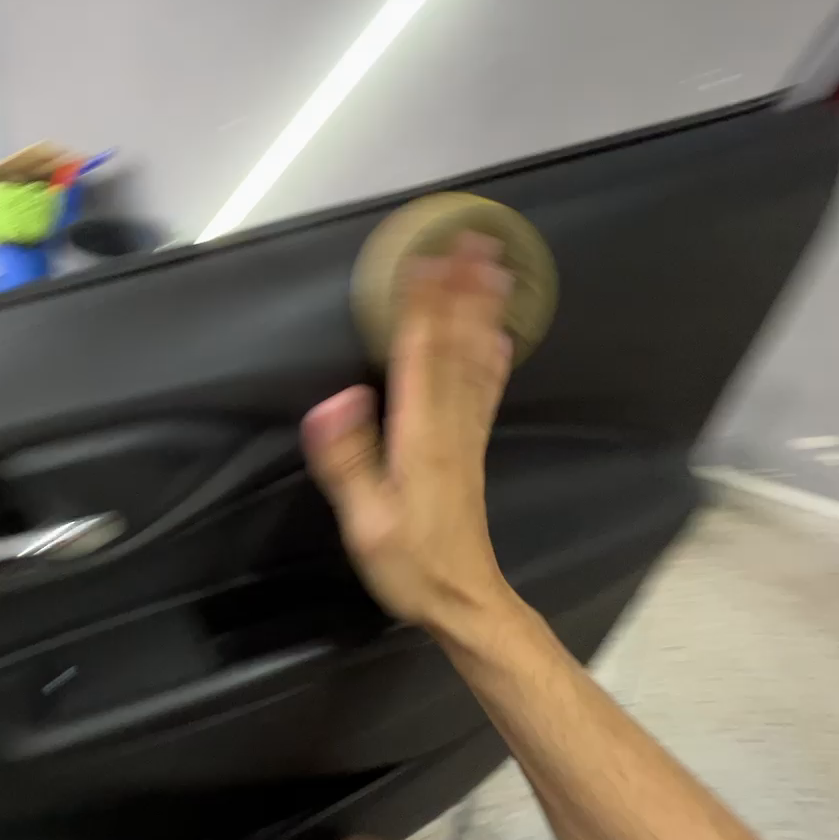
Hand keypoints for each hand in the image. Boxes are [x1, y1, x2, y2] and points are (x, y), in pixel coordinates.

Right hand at [301, 232, 517, 638]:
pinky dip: (494, 357)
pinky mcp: (471, 449)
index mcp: (419, 437)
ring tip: (496, 270)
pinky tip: (501, 338)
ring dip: (484, 312)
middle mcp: (449, 426)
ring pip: (476, 361)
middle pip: (456, 346)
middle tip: (476, 241)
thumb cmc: (409, 564)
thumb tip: (337, 399)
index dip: (421, 307)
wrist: (463, 599)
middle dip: (463, 291)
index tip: (424, 260)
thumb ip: (348, 461)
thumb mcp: (366, 522)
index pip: (420, 358)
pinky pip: (485, 392)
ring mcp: (466, 436)